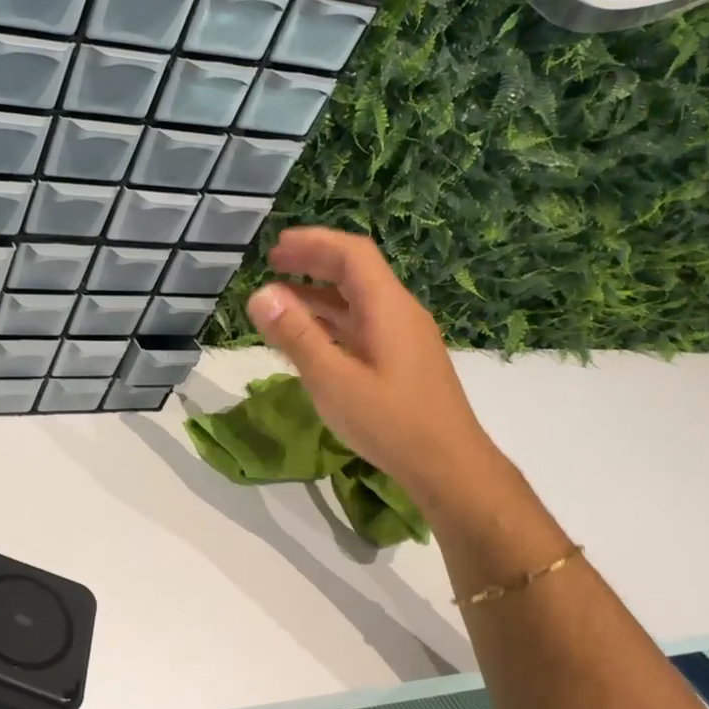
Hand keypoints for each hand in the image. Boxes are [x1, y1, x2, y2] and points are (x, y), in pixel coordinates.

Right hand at [246, 227, 501, 504]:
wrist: (448, 466)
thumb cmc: (390, 421)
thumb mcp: (332, 379)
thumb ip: (296, 335)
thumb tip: (260, 294)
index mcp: (388, 308)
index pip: (352, 255)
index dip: (314, 242)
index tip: (275, 245)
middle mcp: (398, 313)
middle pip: (355, 272)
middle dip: (313, 261)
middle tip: (272, 263)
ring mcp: (402, 337)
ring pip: (356, 300)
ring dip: (317, 292)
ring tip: (277, 298)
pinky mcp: (400, 359)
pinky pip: (359, 324)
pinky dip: (328, 319)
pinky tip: (306, 335)